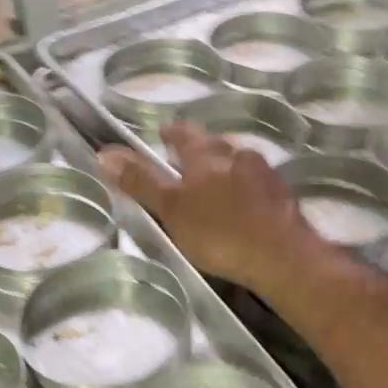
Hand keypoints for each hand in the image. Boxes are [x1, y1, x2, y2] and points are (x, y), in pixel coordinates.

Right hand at [98, 122, 332, 291]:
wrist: (281, 256)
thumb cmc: (220, 233)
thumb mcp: (172, 209)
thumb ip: (140, 182)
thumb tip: (104, 153)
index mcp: (207, 157)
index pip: (186, 134)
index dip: (173, 132)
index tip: (164, 131)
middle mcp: (238, 156)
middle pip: (216, 145)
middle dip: (202, 149)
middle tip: (189, 158)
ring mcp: (265, 176)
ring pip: (240, 163)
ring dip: (227, 168)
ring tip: (217, 183)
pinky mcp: (284, 198)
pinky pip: (260, 186)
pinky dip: (248, 191)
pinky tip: (246, 207)